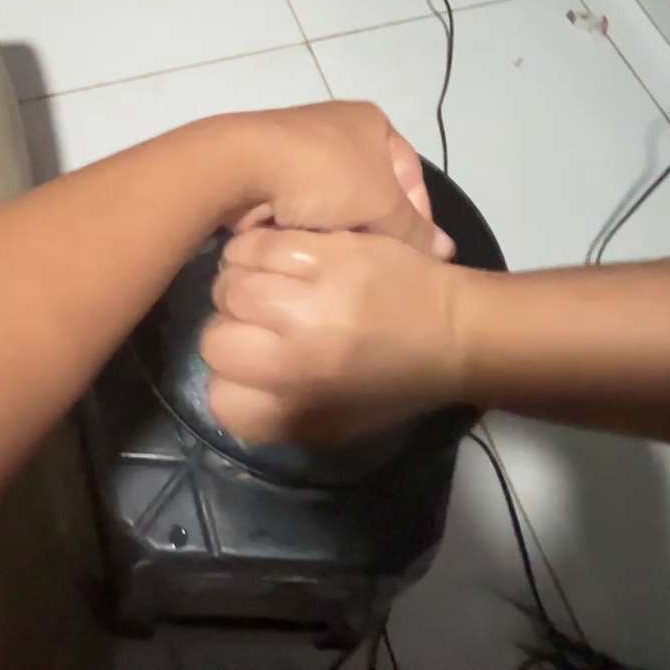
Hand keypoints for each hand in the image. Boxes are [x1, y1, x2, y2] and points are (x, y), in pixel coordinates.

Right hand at [201, 228, 464, 443]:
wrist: (454, 330)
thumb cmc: (394, 382)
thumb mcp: (336, 423)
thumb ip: (274, 413)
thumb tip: (226, 388)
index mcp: (303, 405)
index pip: (220, 398)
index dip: (227, 381)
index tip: (248, 365)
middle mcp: (299, 356)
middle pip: (216, 340)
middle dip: (229, 330)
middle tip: (256, 322)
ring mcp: (312, 298)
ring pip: (232, 286)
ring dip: (239, 285)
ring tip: (263, 285)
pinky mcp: (327, 251)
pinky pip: (257, 245)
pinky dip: (254, 249)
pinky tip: (272, 256)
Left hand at [224, 102, 453, 259]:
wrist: (240, 166)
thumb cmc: (321, 176)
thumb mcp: (380, 203)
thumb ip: (412, 229)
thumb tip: (444, 251)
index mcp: (373, 122)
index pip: (411, 174)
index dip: (419, 215)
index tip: (416, 253)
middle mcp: (339, 128)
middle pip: (373, 189)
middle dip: (376, 226)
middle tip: (379, 262)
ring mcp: (302, 146)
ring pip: (336, 202)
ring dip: (340, 230)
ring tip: (344, 261)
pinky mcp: (270, 168)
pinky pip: (302, 206)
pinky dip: (308, 227)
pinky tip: (310, 251)